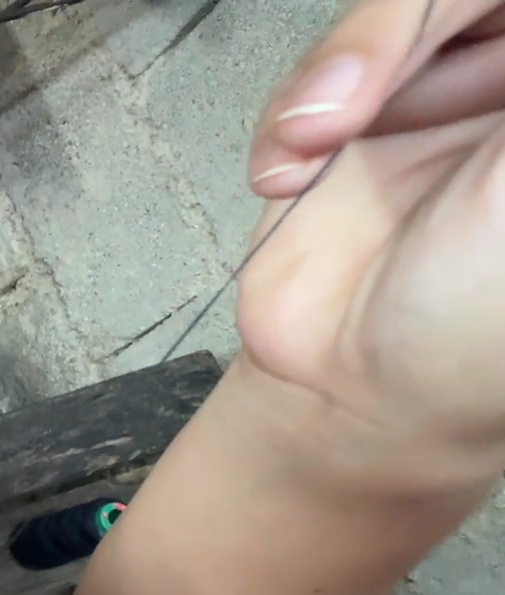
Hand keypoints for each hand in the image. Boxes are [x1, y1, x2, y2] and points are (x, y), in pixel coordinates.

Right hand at [237, 0, 504, 466]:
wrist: (357, 382)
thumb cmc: (489, 302)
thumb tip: (490, 40)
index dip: (476, 11)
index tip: (475, 44)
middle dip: (405, 27)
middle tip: (353, 97)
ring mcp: (442, 92)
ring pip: (392, 19)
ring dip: (342, 65)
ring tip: (311, 139)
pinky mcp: (343, 131)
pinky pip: (309, 81)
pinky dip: (285, 119)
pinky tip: (287, 171)